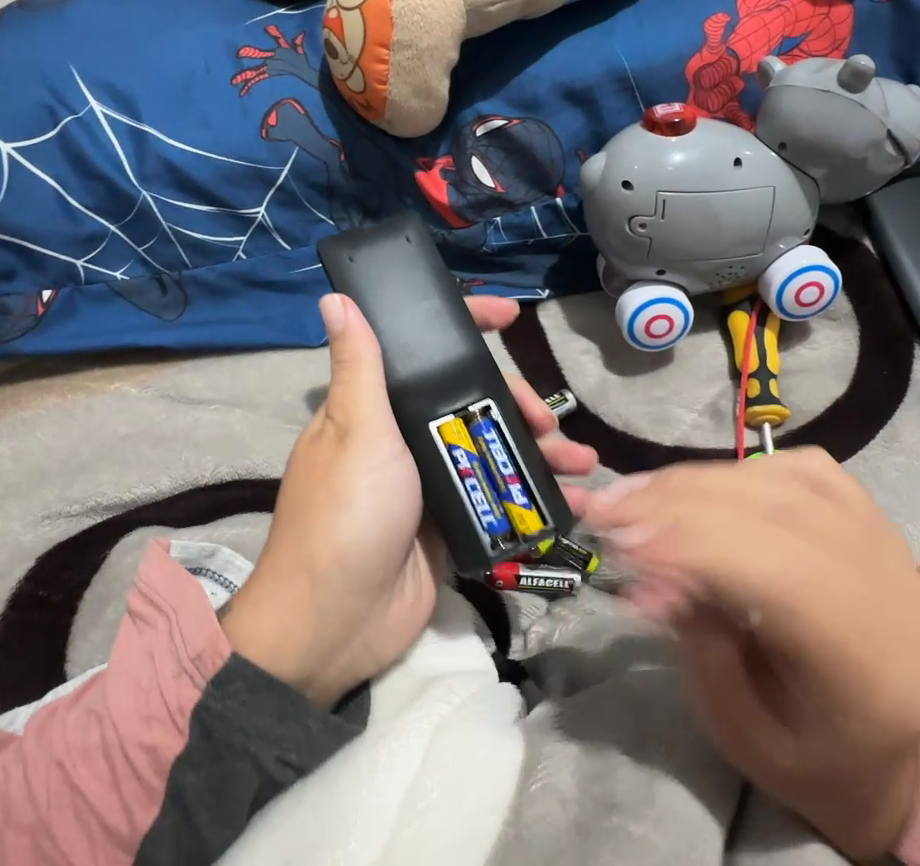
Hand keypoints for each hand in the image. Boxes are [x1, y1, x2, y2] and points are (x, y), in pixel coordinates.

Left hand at [222, 293, 597, 706]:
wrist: (338, 620)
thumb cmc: (346, 512)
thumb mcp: (356, 432)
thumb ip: (359, 367)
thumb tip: (337, 298)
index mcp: (375, 409)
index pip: (423, 353)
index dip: (466, 328)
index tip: (508, 314)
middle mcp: (404, 439)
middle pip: (472, 402)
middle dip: (518, 401)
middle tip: (549, 418)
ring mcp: (430, 484)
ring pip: (493, 449)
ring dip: (540, 450)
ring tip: (582, 461)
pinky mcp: (452, 526)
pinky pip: (499, 497)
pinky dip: (535, 494)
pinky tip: (574, 499)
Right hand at [584, 449, 919, 861]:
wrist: (875, 749)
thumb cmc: (800, 754)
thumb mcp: (739, 728)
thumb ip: (702, 644)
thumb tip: (647, 569)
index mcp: (874, 670)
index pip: (785, 578)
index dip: (697, 546)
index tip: (618, 540)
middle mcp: (899, 596)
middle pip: (785, 515)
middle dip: (683, 503)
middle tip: (608, 507)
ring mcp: (896, 550)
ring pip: (792, 482)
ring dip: (702, 482)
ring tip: (636, 494)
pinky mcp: (879, 524)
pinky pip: (807, 471)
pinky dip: (743, 472)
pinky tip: (697, 488)